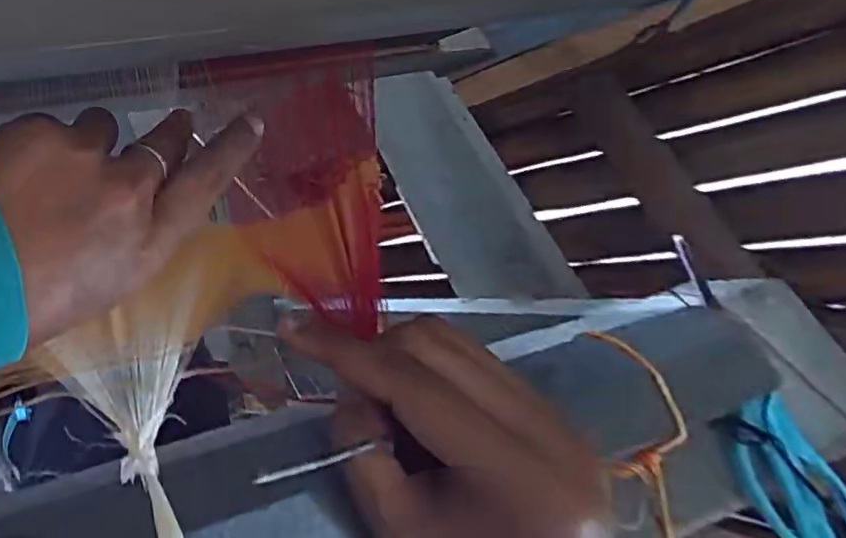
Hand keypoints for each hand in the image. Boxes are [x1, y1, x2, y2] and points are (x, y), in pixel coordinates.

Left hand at [0, 108, 261, 345]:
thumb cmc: (30, 305)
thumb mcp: (98, 283)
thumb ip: (121, 236)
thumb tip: (117, 206)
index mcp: (145, 242)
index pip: (204, 185)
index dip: (229, 150)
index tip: (249, 121)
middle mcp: (127, 190)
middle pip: (161, 145)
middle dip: (169, 133)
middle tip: (174, 122)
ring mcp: (84, 153)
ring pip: (98, 127)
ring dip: (84, 141)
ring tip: (48, 169)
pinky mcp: (40, 129)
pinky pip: (49, 126)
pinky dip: (37, 143)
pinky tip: (11, 171)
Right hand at [280, 315, 609, 537]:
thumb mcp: (391, 518)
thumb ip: (357, 439)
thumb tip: (352, 385)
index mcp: (518, 473)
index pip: (410, 382)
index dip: (342, 349)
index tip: (288, 327)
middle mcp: (549, 433)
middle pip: (429, 343)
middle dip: (371, 352)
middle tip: (349, 389)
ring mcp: (557, 418)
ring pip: (448, 338)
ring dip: (397, 352)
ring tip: (386, 398)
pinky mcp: (550, 412)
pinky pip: (469, 355)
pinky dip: (426, 362)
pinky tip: (418, 401)